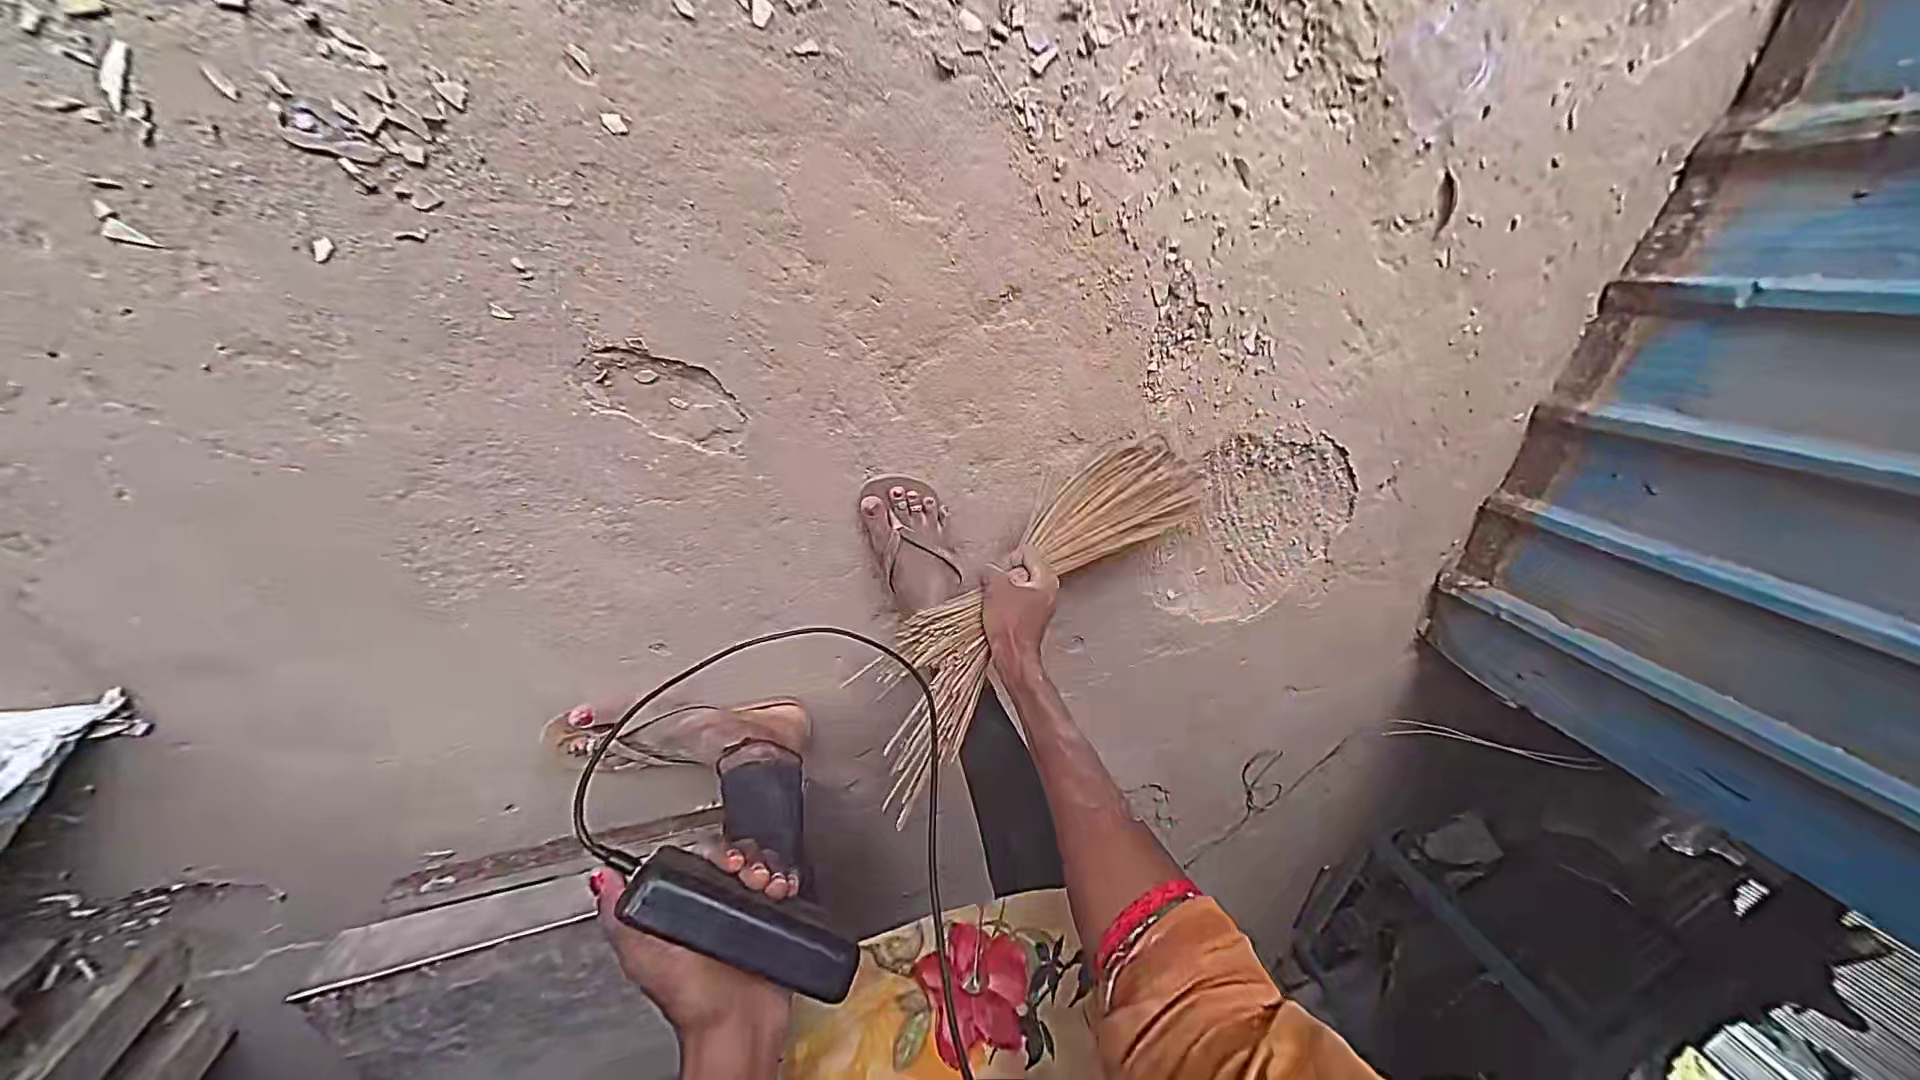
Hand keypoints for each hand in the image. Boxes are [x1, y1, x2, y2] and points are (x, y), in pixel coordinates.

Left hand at [590, 857, 791, 1062]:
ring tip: (767, 886)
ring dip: (769, 867)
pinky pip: (786, 883)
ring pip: (763, 866)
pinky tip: (782, 890)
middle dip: (748, 858)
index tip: (726, 864)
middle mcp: (720, 905)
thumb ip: (621, 916)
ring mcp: (749, 911)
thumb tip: (603, 881)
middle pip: (739, 857)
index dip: (718, 853)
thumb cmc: (691, 999)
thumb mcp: (642, 957)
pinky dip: (787, 878)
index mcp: (688, 907)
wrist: (737, 1026)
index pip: (705, 858)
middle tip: (748, 876)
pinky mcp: (776, 919)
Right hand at [981, 543, 1058, 676]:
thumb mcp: (996, 588)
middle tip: (999, 592)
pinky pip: (1016, 600)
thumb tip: (989, 570)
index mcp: (1046, 579)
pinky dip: (1005, 603)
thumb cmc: (1009, 624)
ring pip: (1017, 585)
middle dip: (1005, 577)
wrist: (1013, 657)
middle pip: (1021, 568)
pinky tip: (999, 614)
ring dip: (1003, 591)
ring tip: (997, 605)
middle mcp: (1049, 590)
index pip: (1025, 552)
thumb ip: (993, 570)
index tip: (1002, 578)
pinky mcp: (1032, 617)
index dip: (1008, 561)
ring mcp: (1041, 604)